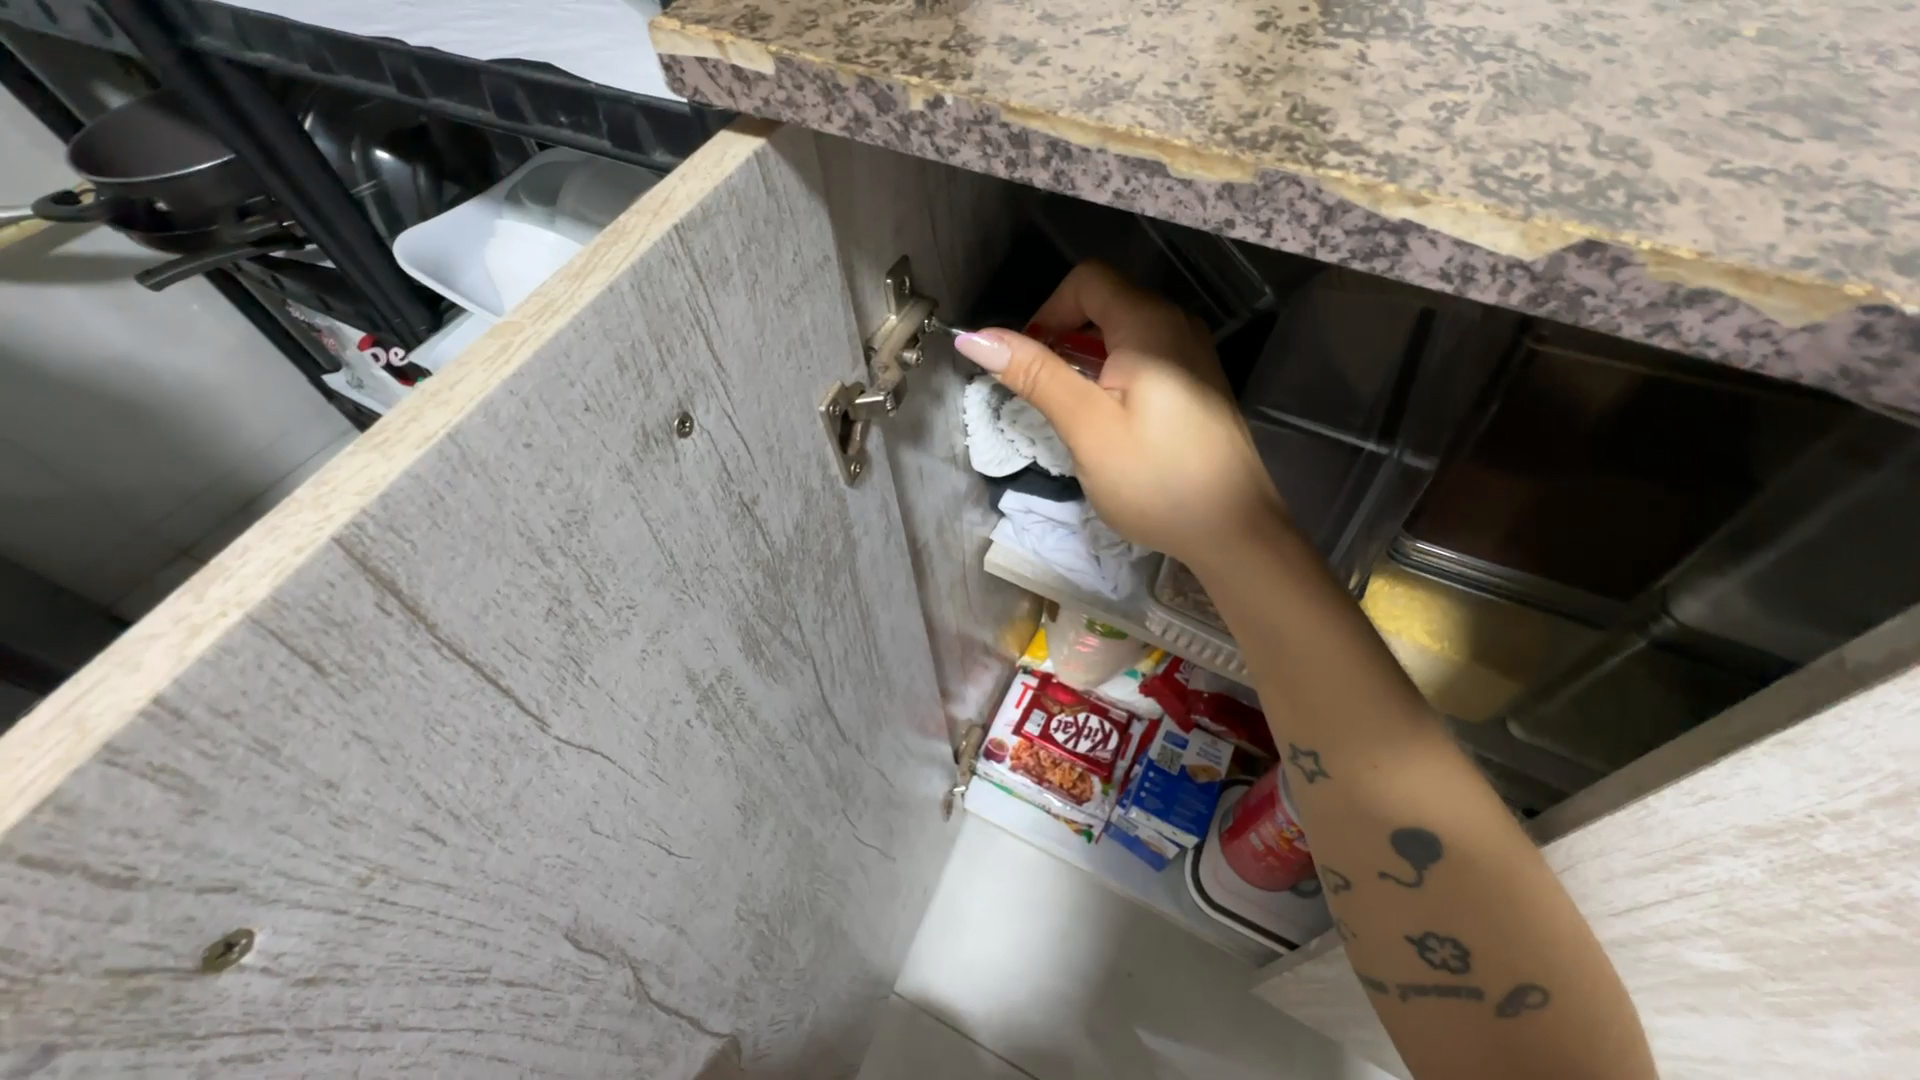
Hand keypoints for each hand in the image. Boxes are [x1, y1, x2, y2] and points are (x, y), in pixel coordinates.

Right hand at [954, 260, 1284, 566]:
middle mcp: (1177, 326)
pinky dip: (1114, 374)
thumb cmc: (1156, 480)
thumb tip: (975, 338)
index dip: (1047, 312)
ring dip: (1086, 359)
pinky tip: (1109, 420)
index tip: (1027, 361)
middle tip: (1045, 392)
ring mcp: (1193, 355)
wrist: (1234, 530)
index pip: (1086, 281)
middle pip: (1106, 302)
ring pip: (1123, 333)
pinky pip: (1145, 357)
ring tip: (1073, 411)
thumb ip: (1035, 374)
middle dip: (1063, 337)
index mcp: (1150, 324)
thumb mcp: (1087, 427)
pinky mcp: (1197, 384)